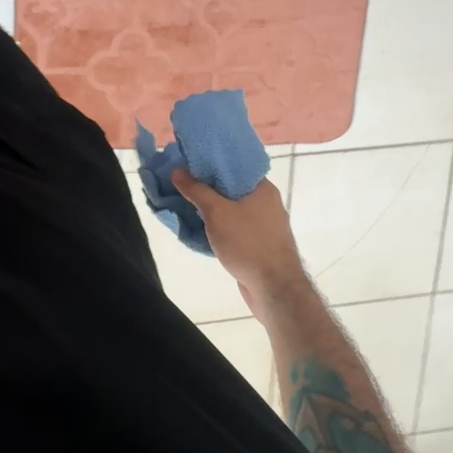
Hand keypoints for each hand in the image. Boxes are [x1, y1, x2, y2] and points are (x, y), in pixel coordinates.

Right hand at [172, 169, 308, 303]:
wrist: (275, 290)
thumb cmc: (248, 243)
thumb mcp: (216, 212)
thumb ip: (196, 189)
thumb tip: (177, 170)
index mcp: (261, 187)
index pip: (232, 166)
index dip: (208, 162)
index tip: (187, 163)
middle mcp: (266, 202)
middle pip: (229, 187)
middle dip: (205, 187)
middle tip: (180, 183)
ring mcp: (264, 224)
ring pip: (230, 208)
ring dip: (209, 208)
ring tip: (184, 204)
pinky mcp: (259, 243)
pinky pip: (233, 227)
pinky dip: (217, 225)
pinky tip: (199, 228)